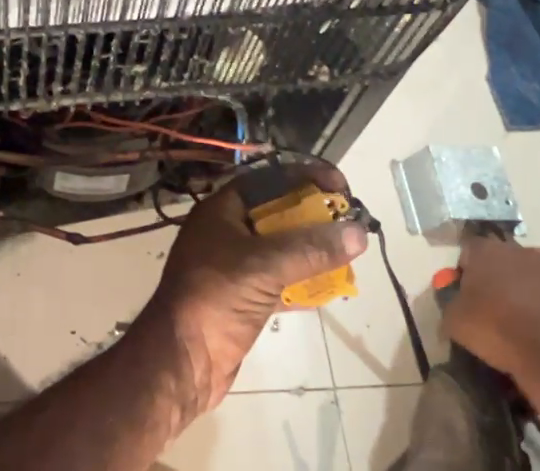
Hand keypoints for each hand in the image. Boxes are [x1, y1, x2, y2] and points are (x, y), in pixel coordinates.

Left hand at [140, 164, 368, 410]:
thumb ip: (311, 248)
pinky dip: (303, 283)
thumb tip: (358, 232)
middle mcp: (227, 232)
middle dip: (314, 216)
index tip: (340, 185)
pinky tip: (331, 289)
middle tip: (349, 221)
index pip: (268, 180)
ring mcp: (233, 267)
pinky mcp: (242, 299)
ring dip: (312, 251)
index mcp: (222, 211)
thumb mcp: (263, 265)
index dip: (304, 177)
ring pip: (280, 249)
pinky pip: (279, 281)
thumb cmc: (215, 298)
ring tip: (348, 253)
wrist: (181, 361)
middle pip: (277, 213)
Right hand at [441, 234, 539, 389]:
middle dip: (500, 279)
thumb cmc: (499, 333)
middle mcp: (524, 252)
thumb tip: (456, 302)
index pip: (470, 251)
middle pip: (506, 261)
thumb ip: (451, 303)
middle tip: (497, 309)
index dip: (466, 271)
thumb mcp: (455, 322)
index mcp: (489, 252)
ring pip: (537, 277)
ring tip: (528, 325)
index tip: (468, 295)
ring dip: (530, 293)